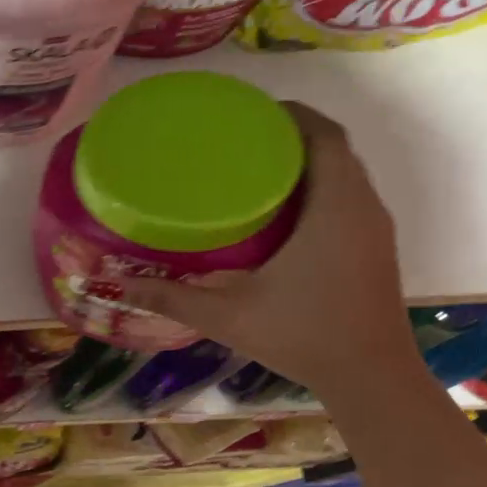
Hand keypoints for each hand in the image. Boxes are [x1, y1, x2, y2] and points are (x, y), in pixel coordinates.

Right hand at [109, 102, 419, 396]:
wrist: (370, 377)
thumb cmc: (301, 335)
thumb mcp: (225, 315)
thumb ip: (168, 297)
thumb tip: (114, 284)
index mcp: (334, 210)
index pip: (324, 138)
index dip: (291, 115)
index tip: (248, 110)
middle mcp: (361, 209)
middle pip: (333, 149)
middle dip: (289, 134)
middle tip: (235, 136)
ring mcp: (372, 229)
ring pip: (342, 174)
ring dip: (304, 160)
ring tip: (248, 164)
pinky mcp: (371, 247)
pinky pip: (345, 196)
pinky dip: (315, 186)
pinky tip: (273, 207)